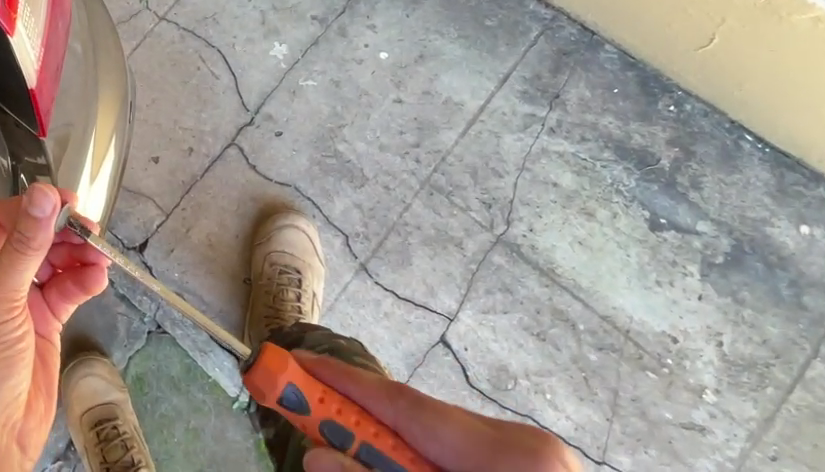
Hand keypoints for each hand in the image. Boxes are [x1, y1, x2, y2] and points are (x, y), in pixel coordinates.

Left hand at [0, 182, 110, 471]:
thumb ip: (24, 244)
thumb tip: (42, 193)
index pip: (2, 218)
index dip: (35, 207)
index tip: (70, 201)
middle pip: (31, 238)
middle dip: (61, 233)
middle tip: (92, 231)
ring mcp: (17, 299)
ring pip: (51, 263)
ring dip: (76, 256)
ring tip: (100, 255)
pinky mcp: (41, 322)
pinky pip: (64, 291)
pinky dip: (81, 282)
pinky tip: (97, 277)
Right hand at [296, 353, 580, 471]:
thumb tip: (314, 459)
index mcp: (508, 454)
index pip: (402, 403)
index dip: (338, 383)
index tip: (287, 363)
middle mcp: (524, 445)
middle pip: (418, 421)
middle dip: (360, 421)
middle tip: (306, 412)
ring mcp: (537, 461)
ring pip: (438, 443)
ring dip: (390, 452)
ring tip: (352, 456)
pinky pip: (460, 461)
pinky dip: (422, 466)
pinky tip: (398, 471)